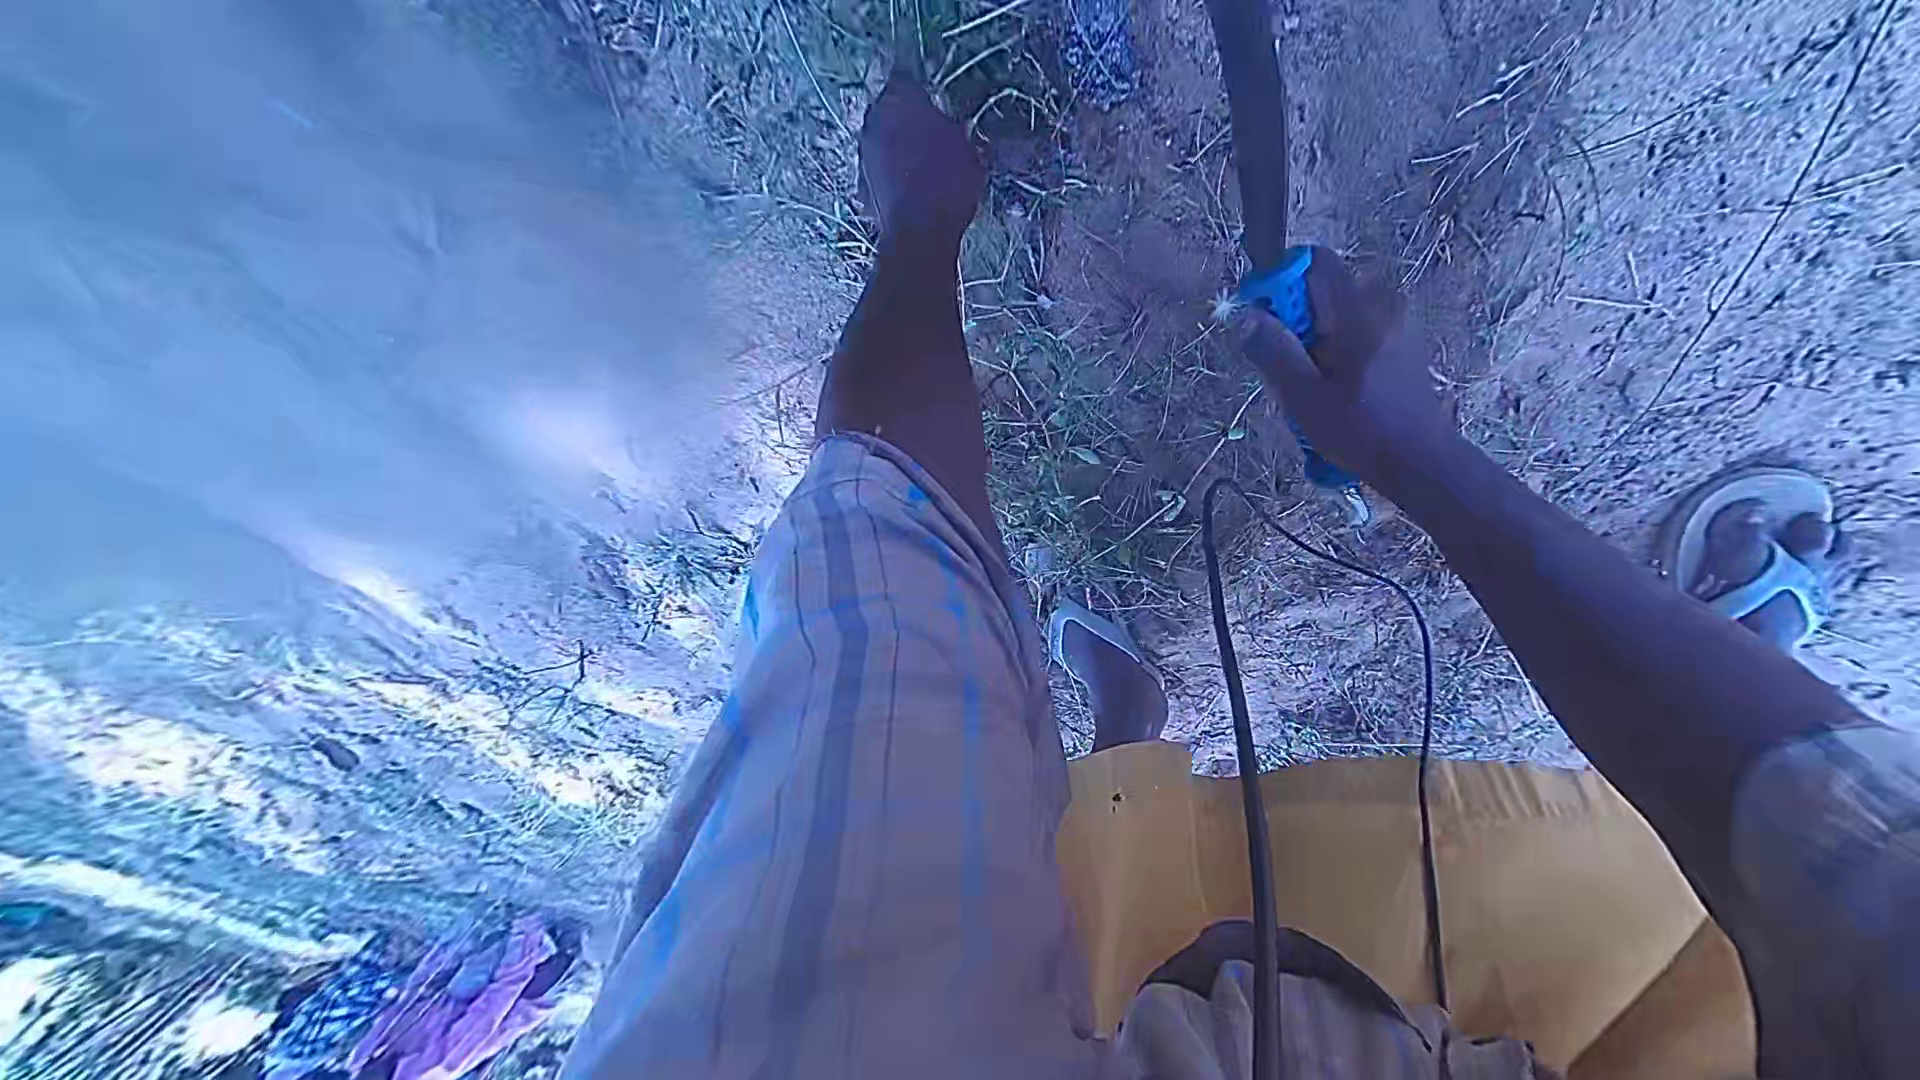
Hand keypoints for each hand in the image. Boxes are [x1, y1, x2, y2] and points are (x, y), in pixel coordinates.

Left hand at [859, 76, 984, 257]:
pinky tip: (911, 195)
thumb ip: (953, 131)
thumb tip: (952, 133)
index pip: (907, 81)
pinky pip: (878, 177)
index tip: (936, 109)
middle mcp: (873, 122)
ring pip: (882, 146)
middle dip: (907, 125)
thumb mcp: (968, 150)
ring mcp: (864, 157)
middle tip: (931, 141)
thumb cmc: (947, 186)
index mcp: (899, 99)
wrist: (921, 235)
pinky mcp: (861, 189)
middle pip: (890, 114)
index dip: (923, 96)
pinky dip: (890, 182)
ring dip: (897, 154)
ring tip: (923, 172)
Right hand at [1236, 247, 1454, 489]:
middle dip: (1294, 319)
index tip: (1262, 322)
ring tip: (1308, 383)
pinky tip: (1331, 387)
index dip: (1279, 284)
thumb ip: (1273, 351)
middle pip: (1322, 289)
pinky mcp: (1402, 340)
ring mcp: (1397, 321)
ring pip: (1335, 311)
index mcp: (1359, 310)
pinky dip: (1333, 348)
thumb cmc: (1359, 430)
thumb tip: (1246, 316)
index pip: (1313, 263)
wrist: (1418, 461)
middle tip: (1287, 367)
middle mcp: (1383, 303)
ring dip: (1311, 338)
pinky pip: (1354, 327)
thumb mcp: (1303, 395)